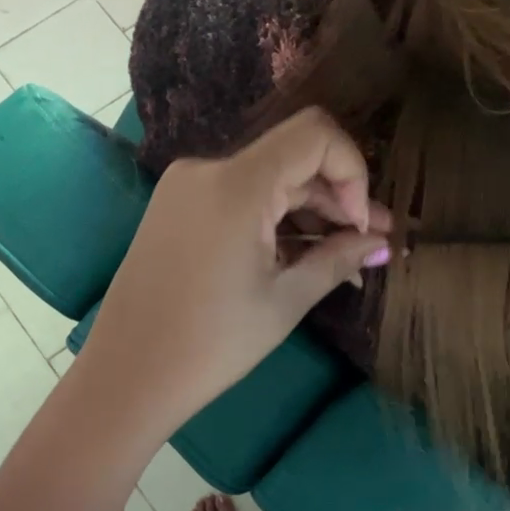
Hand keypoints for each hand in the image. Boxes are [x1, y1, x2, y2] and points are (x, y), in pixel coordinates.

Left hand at [75, 107, 389, 434]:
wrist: (127, 376)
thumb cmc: (211, 344)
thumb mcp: (285, 301)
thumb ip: (338, 259)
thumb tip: (382, 242)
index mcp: (237, 185)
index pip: (315, 135)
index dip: (353, 171)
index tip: (362, 225)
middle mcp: (207, 169)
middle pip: (293, 158)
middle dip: (338, 198)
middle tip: (371, 245)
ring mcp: (186, 186)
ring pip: (268, 178)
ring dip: (308, 212)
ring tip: (341, 261)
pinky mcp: (175, 206)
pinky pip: (239, 196)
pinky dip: (273, 219)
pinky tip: (298, 257)